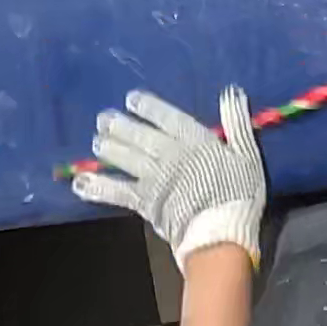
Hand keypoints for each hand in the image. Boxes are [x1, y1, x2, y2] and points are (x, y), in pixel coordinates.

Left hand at [73, 87, 266, 265]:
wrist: (222, 233)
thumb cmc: (240, 194)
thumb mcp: (245, 154)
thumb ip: (236, 123)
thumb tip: (231, 92)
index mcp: (194, 140)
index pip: (167, 117)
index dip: (149, 107)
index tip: (132, 99)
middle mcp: (169, 154)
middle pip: (140, 136)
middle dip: (120, 126)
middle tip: (103, 118)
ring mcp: (154, 178)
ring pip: (126, 158)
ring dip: (109, 149)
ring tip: (96, 142)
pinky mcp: (144, 201)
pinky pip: (117, 191)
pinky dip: (98, 186)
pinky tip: (80, 182)